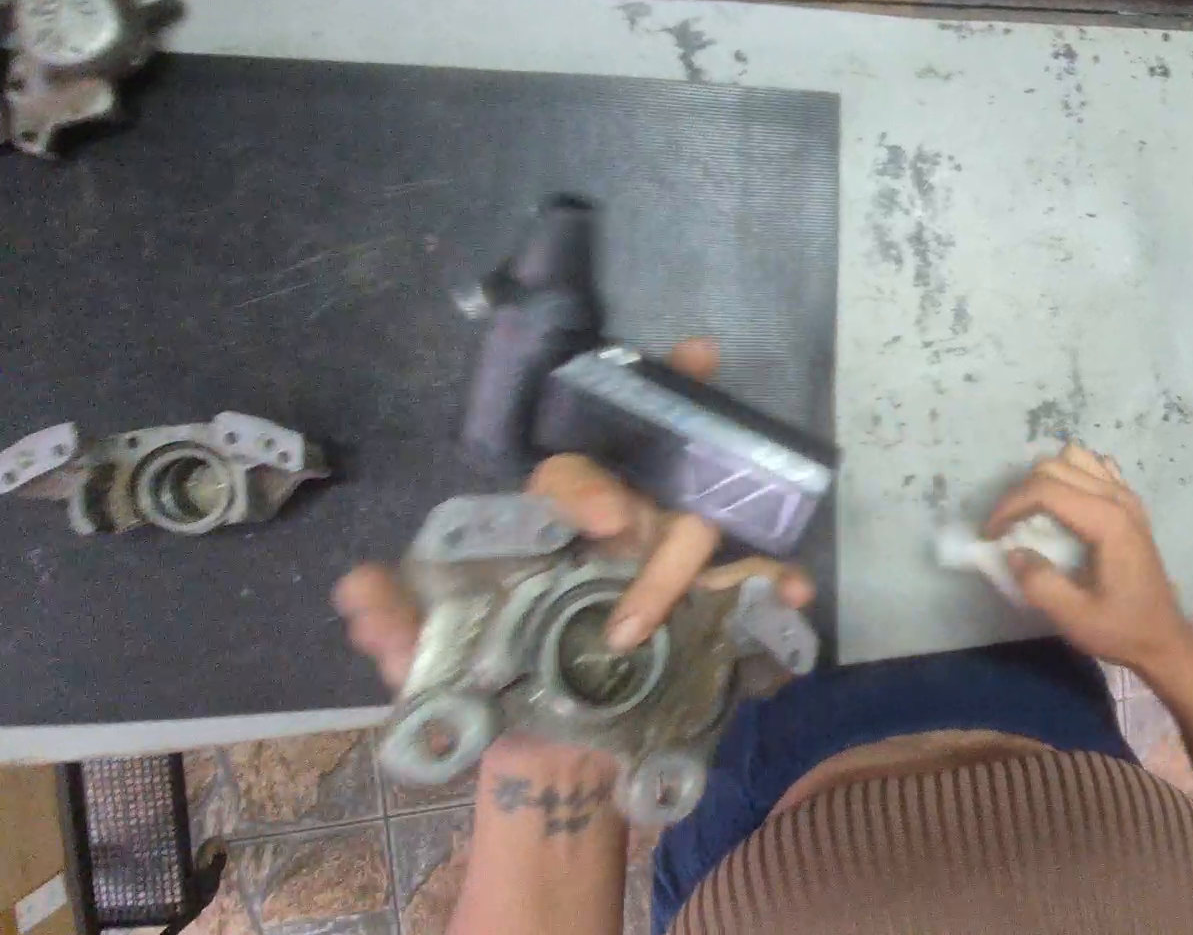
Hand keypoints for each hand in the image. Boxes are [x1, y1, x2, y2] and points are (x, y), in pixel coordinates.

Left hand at [330, 338, 815, 717]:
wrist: (563, 754)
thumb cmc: (497, 695)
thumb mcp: (434, 672)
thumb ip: (400, 632)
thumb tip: (355, 586)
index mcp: (560, 530)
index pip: (572, 477)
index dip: (587, 487)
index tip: (606, 519)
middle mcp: (624, 530)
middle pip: (656, 481)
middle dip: (655, 487)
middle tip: (638, 532)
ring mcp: (673, 563)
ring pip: (704, 526)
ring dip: (697, 558)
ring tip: (691, 607)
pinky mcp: (712, 603)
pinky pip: (755, 580)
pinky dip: (779, 584)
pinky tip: (798, 596)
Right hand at [984, 443, 1192, 673]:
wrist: (1164, 639)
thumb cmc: (1121, 629)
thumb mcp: (1074, 617)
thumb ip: (1039, 583)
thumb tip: (1012, 552)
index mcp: (1108, 521)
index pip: (1045, 489)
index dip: (1009, 506)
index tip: (990, 534)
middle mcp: (1119, 497)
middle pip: (1055, 466)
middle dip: (1021, 492)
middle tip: (1007, 528)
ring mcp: (1127, 496)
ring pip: (1074, 457)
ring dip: (1045, 480)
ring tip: (1033, 514)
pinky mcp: (1129, 502)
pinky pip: (1094, 468)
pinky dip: (1071, 477)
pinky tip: (1064, 506)